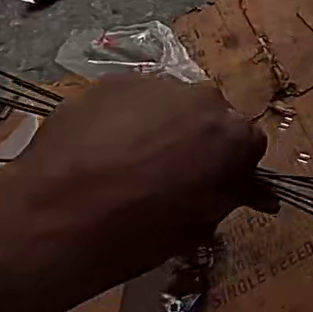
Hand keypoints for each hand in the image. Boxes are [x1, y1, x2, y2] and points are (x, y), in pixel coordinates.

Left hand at [0, 75, 267, 311]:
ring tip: (131, 161)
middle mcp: (200, 95)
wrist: (57, 213)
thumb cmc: (138, 231)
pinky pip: (134, 99)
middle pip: (210, 116)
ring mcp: (154, 83)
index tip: (214, 186)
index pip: (249, 144)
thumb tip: (255, 191)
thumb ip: (229, 195)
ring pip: (170, 103)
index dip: (232, 166)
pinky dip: (127, 118)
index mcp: (230, 132)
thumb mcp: (198, 224)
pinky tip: (104, 149)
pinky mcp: (113, 81)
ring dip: (163, 125)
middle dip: (198, 140)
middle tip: (172, 175)